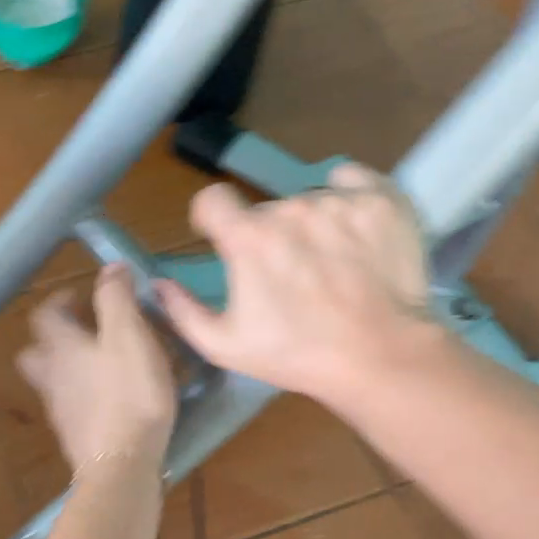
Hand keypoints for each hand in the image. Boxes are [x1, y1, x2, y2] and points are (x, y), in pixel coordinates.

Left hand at [17, 265, 176, 471]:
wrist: (121, 467)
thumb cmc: (128, 395)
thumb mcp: (129, 335)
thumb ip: (117, 298)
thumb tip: (109, 269)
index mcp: (60, 348)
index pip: (43, 315)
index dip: (59, 300)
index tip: (82, 295)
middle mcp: (51, 378)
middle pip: (35, 352)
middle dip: (55, 339)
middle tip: (85, 332)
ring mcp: (61, 412)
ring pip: (55, 381)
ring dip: (73, 369)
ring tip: (109, 365)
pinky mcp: (76, 438)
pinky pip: (76, 407)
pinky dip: (89, 397)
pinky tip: (117, 400)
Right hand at [154, 163, 447, 405]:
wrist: (378, 355)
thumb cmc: (295, 354)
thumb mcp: (225, 346)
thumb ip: (183, 312)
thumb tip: (158, 284)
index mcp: (248, 239)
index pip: (212, 199)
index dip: (212, 218)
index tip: (221, 238)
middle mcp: (290, 207)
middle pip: (265, 209)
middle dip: (267, 236)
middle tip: (286, 276)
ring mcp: (339, 200)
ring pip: (309, 201)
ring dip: (309, 226)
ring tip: (328, 266)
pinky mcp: (381, 200)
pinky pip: (352, 183)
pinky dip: (347, 201)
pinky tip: (352, 234)